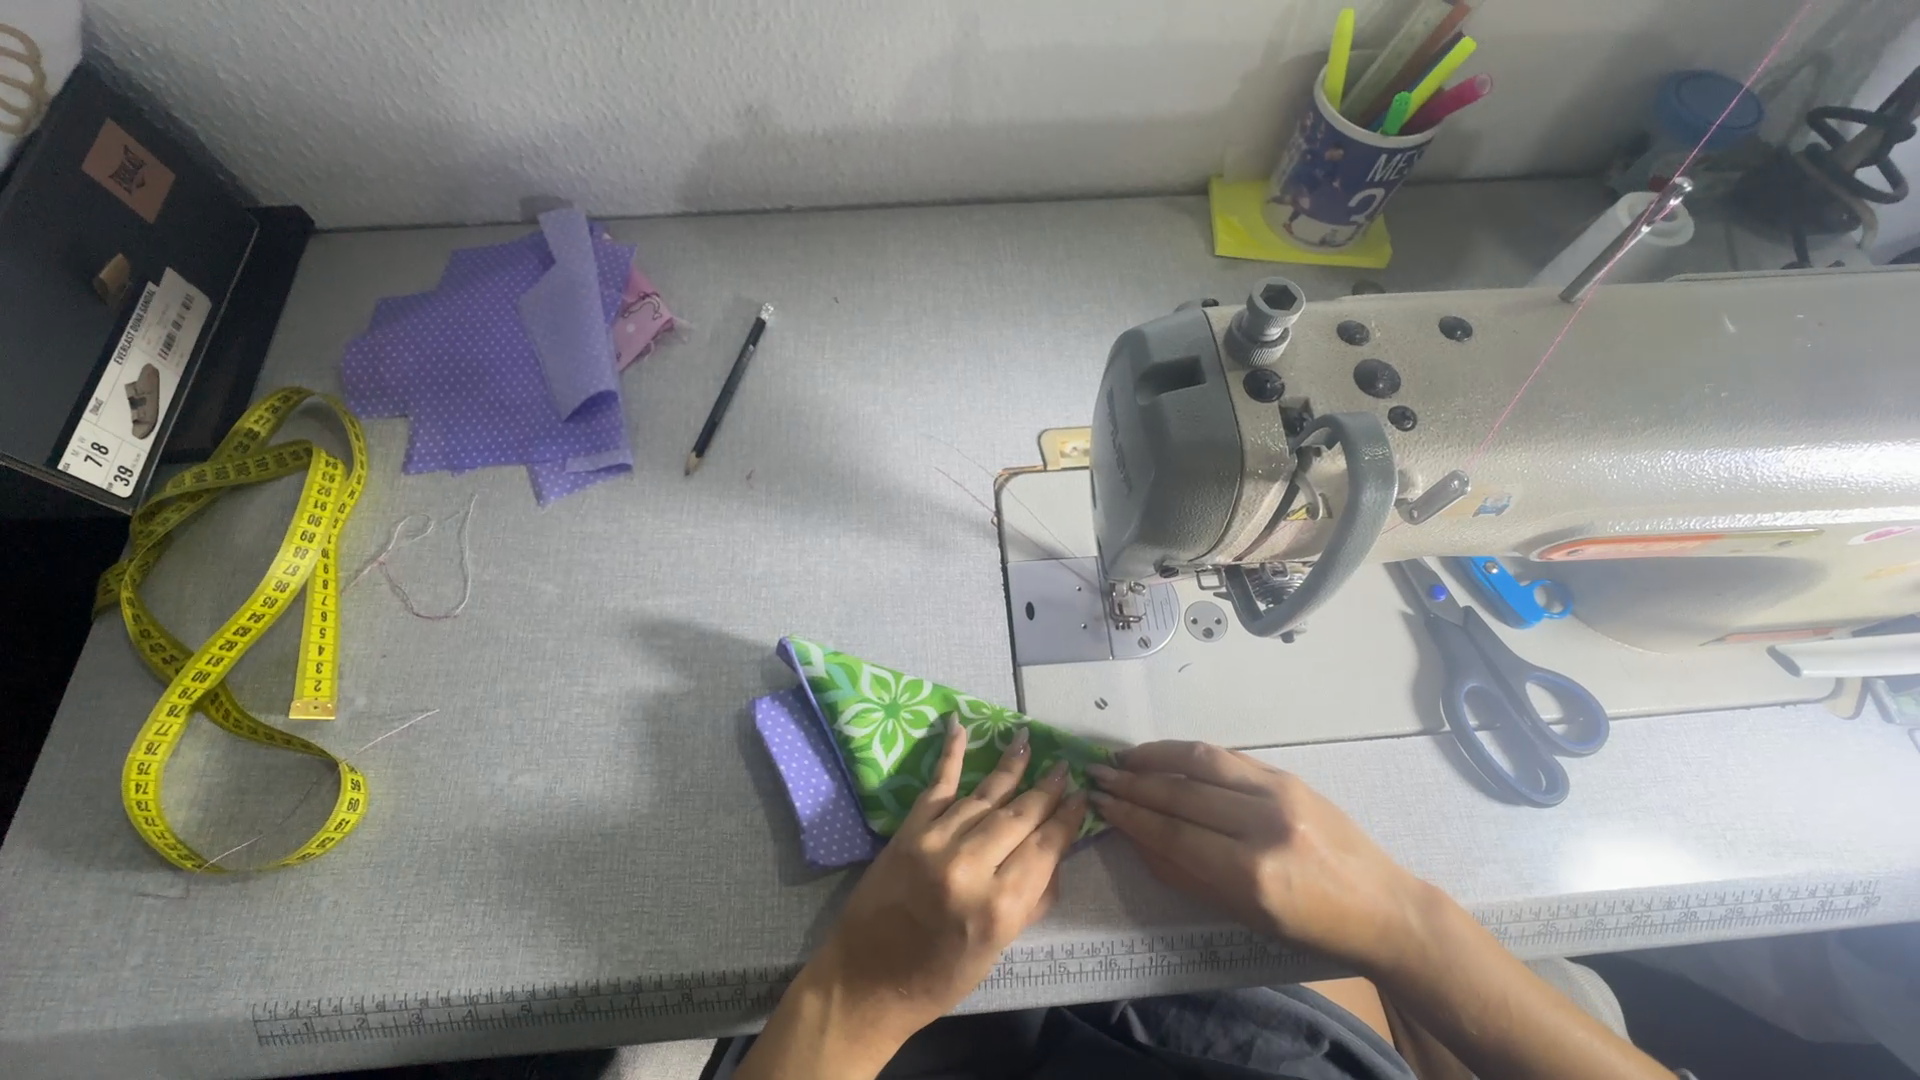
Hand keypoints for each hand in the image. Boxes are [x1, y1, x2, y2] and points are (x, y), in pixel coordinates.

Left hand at [743, 718, 1087, 1077]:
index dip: (1067, 819)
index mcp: (1000, 907)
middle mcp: (971, 868)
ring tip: (1028, 743)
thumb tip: (1056, 854)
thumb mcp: (998, 950)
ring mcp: (936, 843)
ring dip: (1010, 767)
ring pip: (985, 797)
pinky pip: (937, 785)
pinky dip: (951, 755)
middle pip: (1020, 816)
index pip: (1046, 848)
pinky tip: (962, 728)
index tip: (1082, 796)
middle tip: (1064, 767)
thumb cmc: (939, 976)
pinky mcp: (908, 831)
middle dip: (1046, 789)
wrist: (866, 981)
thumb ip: (1031, 901)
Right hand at [1088, 740, 1429, 975]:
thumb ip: (1184, 873)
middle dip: (1132, 783)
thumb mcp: (1241, 914)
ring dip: (1154, 756)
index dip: (1129, 815)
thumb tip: (1136, 837)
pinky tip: (1164, 755)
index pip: (1172, 834)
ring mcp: (1278, 793)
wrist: (1382, 905)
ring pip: (1200, 761)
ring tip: (1123, 757)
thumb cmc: (1309, 925)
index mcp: (1251, 872)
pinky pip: (1225, 758)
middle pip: (1180, 793)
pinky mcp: (1287, 775)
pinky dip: (1187, 754)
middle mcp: (1262, 824)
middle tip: (1097, 776)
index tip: (1098, 802)